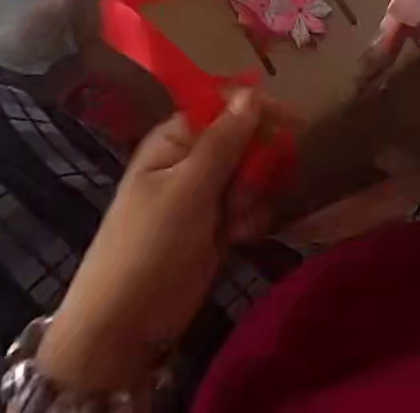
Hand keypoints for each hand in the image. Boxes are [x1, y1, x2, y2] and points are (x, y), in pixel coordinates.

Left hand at [38, 90, 266, 392]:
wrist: (125, 326)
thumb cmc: (151, 245)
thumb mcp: (188, 188)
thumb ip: (223, 141)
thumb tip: (252, 93)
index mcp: (176, 138)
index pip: (224, 106)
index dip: (258, 110)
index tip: (295, 122)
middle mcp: (192, 158)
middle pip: (244, 140)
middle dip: (257, 163)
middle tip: (248, 194)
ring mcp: (204, 193)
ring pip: (251, 174)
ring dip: (255, 195)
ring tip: (238, 224)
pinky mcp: (216, 225)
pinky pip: (248, 206)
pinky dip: (251, 218)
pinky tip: (241, 238)